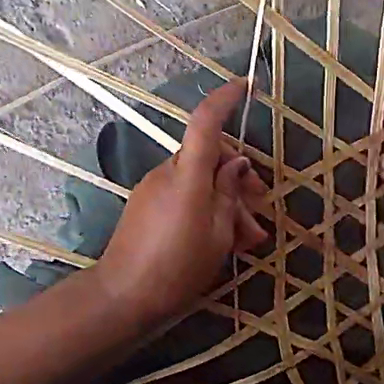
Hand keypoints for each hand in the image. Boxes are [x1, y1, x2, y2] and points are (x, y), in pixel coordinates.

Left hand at [90, 78, 268, 325]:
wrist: (123, 297)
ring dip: (226, 199)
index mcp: (188, 175)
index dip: (225, 98)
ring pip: (199, 179)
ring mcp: (153, 188)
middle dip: (239, 175)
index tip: (246, 86)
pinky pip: (183, 194)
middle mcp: (168, 172)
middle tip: (260, 205)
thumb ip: (229, 194)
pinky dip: (206, 207)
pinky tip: (223, 240)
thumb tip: (237, 165)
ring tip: (249, 238)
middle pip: (209, 154)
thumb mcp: (219, 234)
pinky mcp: (146, 205)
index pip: (205, 121)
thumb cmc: (178, 267)